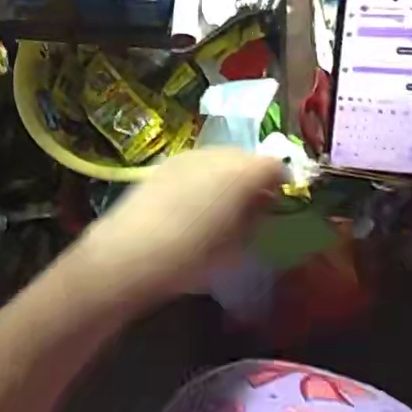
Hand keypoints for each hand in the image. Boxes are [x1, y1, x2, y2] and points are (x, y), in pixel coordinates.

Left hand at [70, 150, 282, 303]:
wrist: (130, 252)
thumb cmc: (193, 256)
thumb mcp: (237, 246)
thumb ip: (255, 219)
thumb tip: (261, 206)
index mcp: (243, 171)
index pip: (274, 165)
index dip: (281, 182)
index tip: (280, 202)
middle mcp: (216, 154)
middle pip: (244, 157)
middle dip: (252, 176)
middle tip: (253, 204)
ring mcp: (186, 156)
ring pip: (217, 159)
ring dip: (225, 176)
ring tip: (222, 205)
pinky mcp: (162, 165)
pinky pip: (193, 166)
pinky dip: (200, 179)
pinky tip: (193, 204)